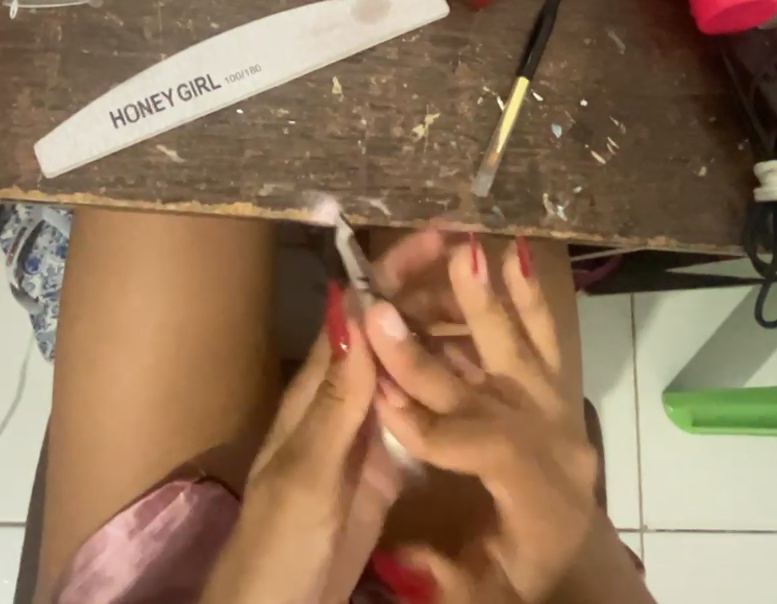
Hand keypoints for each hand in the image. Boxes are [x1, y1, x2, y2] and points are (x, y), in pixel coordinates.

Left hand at [200, 225, 452, 603]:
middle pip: (391, 328)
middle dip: (432, 293)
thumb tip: (354, 310)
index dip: (396, 269)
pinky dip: (451, 388)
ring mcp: (368, 427)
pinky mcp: (387, 463)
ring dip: (446, 333)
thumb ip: (334, 400)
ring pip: (411, 364)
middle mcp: (346, 394)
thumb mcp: (306, 472)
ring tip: (497, 313)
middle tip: (487, 270)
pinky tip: (485, 380)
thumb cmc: (279, 541)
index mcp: (320, 385)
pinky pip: (423, 411)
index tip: (441, 236)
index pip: (359, 309)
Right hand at [365, 238, 598, 602]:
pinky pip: (547, 339)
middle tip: (426, 279)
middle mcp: (556, 441)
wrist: (586, 570)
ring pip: (527, 345)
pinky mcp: (560, 391)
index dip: (423, 417)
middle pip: (499, 378)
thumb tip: (394, 546)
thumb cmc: (528, 582)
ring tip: (473, 248)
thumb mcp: (486, 591)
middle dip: (455, 328)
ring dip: (496, 295)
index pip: (476, 443)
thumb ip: (445, 570)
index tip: (374, 385)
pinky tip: (514, 257)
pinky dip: (529, 296)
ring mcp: (562, 409)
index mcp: (539, 494)